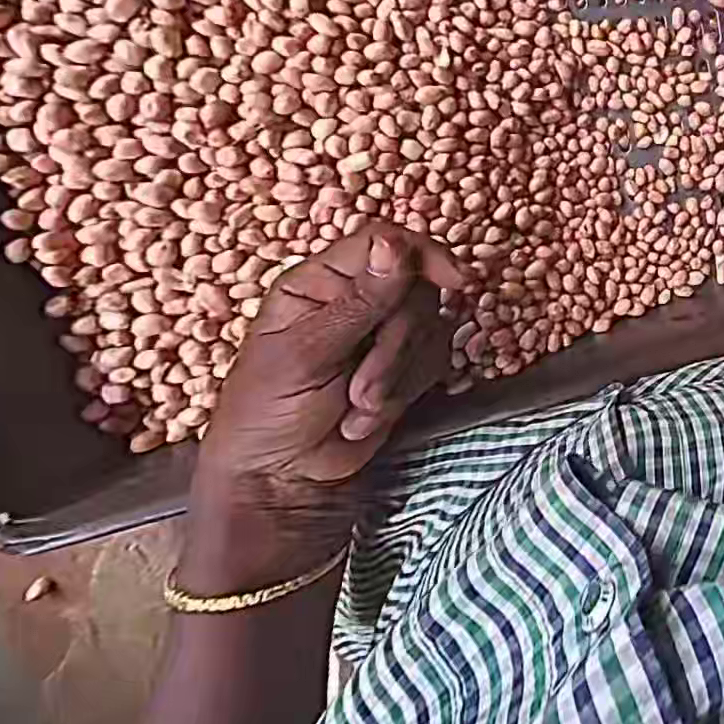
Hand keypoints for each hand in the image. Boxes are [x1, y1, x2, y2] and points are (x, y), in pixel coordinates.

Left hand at [181, 221, 464, 591]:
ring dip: (398, 373)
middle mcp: (358, 297)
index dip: (423, 254)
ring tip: (358, 407)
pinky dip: (407, 390)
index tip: (456, 280)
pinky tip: (368, 415)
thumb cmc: (268, 412)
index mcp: (321, 282)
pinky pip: (435, 358)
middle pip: (416, 288)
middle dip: (396, 342)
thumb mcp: (306, 354)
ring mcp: (386, 329)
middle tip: (362, 388)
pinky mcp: (407, 362)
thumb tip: (396, 244)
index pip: (383, 243)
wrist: (282, 480)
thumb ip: (359, 300)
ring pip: (430, 325)